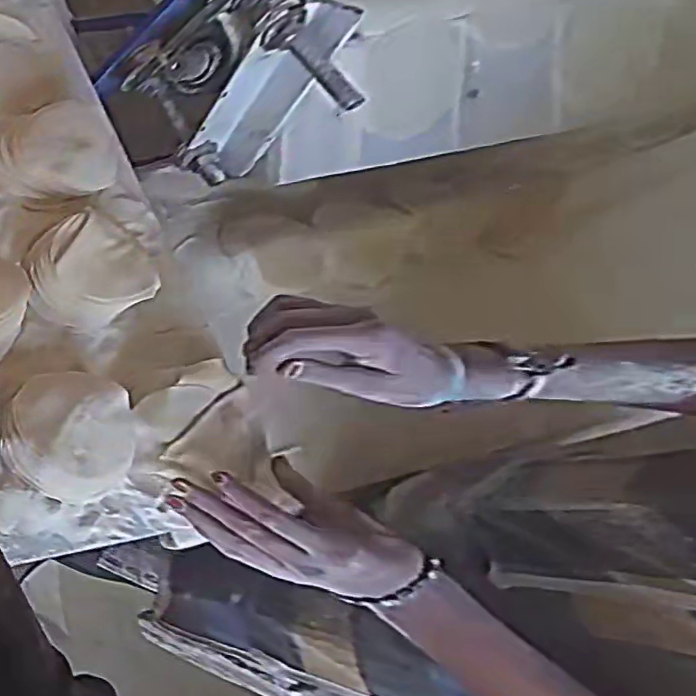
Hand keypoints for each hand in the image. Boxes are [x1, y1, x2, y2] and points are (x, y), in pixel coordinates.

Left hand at [168, 457, 426, 600]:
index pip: (272, 520)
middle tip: (181, 487)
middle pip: (244, 533)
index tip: (219, 477)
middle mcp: (295, 562)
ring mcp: (280, 571)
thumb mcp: (346, 513)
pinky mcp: (271, 574)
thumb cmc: (376, 545)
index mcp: (320, 546)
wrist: (391, 587)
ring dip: (201, 523)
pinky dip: (212, 536)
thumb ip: (305, 491)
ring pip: (233, 546)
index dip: (243, 498)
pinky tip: (194, 522)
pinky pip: (236, 554)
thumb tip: (275, 462)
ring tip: (175, 502)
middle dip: (209, 509)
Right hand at [243, 295, 470, 406]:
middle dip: (259, 341)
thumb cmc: (414, 386)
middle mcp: (351, 315)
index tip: (255, 372)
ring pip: (286, 306)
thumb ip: (327, 375)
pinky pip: (294, 306)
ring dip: (262, 328)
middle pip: (286, 316)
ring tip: (255, 353)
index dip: (268, 353)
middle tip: (250, 366)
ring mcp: (345, 309)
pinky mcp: (338, 310)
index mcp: (363, 336)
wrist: (445, 368)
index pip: (299, 336)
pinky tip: (268, 339)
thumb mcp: (373, 390)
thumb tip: (284, 368)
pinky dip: (272, 319)